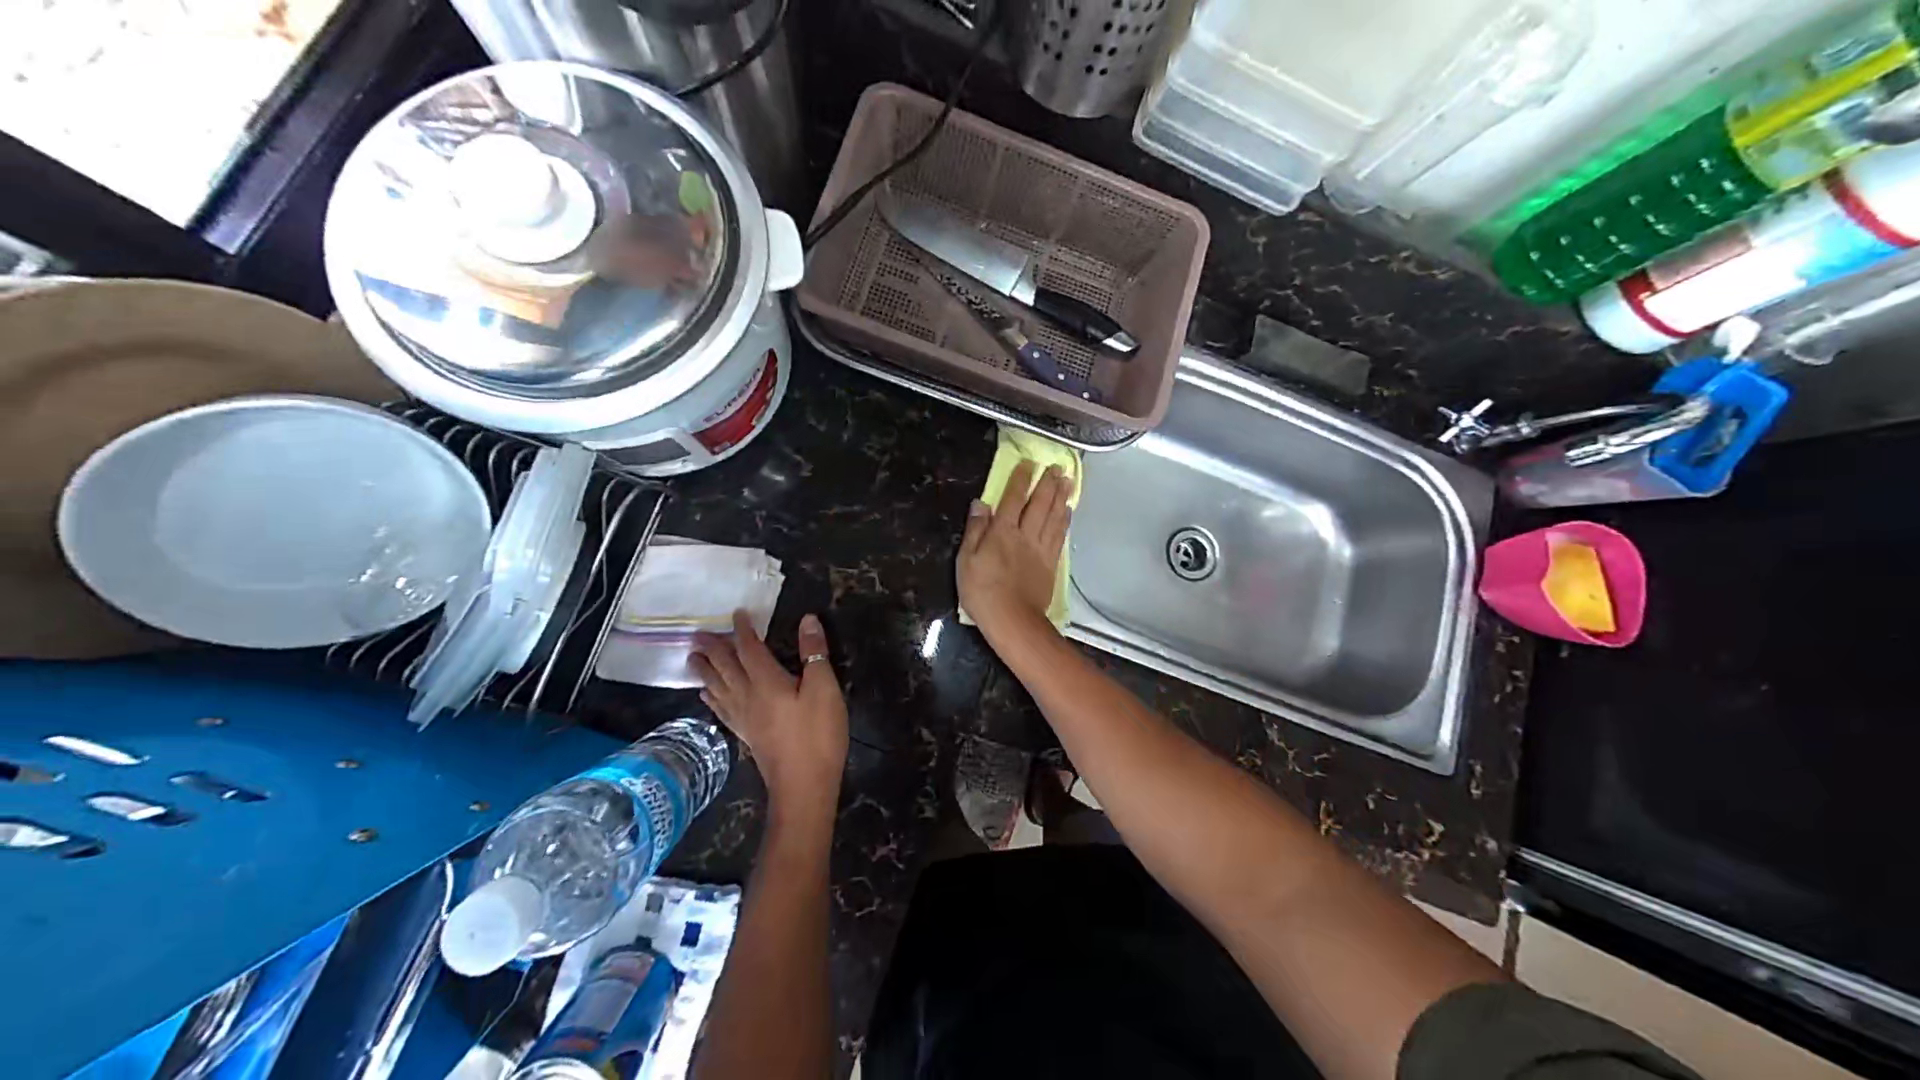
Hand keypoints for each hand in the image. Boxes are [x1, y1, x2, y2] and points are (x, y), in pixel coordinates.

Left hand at [691, 611, 848, 822]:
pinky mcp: (746, 735)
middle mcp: (747, 696)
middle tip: (698, 634)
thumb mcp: (825, 689)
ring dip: (704, 670)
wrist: (803, 787)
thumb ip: (814, 653)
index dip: (743, 630)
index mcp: (766, 682)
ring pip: (717, 687)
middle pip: (725, 667)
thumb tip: (807, 620)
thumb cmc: (817, 736)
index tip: (737, 613)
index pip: (749, 649)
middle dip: (713, 649)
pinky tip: (707, 695)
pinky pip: (721, 708)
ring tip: (692, 658)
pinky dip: (711, 696)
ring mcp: (743, 718)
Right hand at [957, 460, 1070, 641]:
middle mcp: (1025, 535)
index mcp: (1002, 532)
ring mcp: (1041, 549)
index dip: (1021, 479)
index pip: (1013, 498)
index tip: (1029, 464)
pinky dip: (1065, 521)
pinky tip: (1068, 512)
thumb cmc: (982, 591)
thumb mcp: (966, 560)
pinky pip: (1060, 536)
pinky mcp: (1051, 564)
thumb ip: (975, 530)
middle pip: (1039, 504)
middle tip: (1057, 467)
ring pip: (1054, 517)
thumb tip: (981, 504)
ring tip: (1068, 481)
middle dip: (1048, 483)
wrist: (1011, 619)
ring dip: (1061, 497)